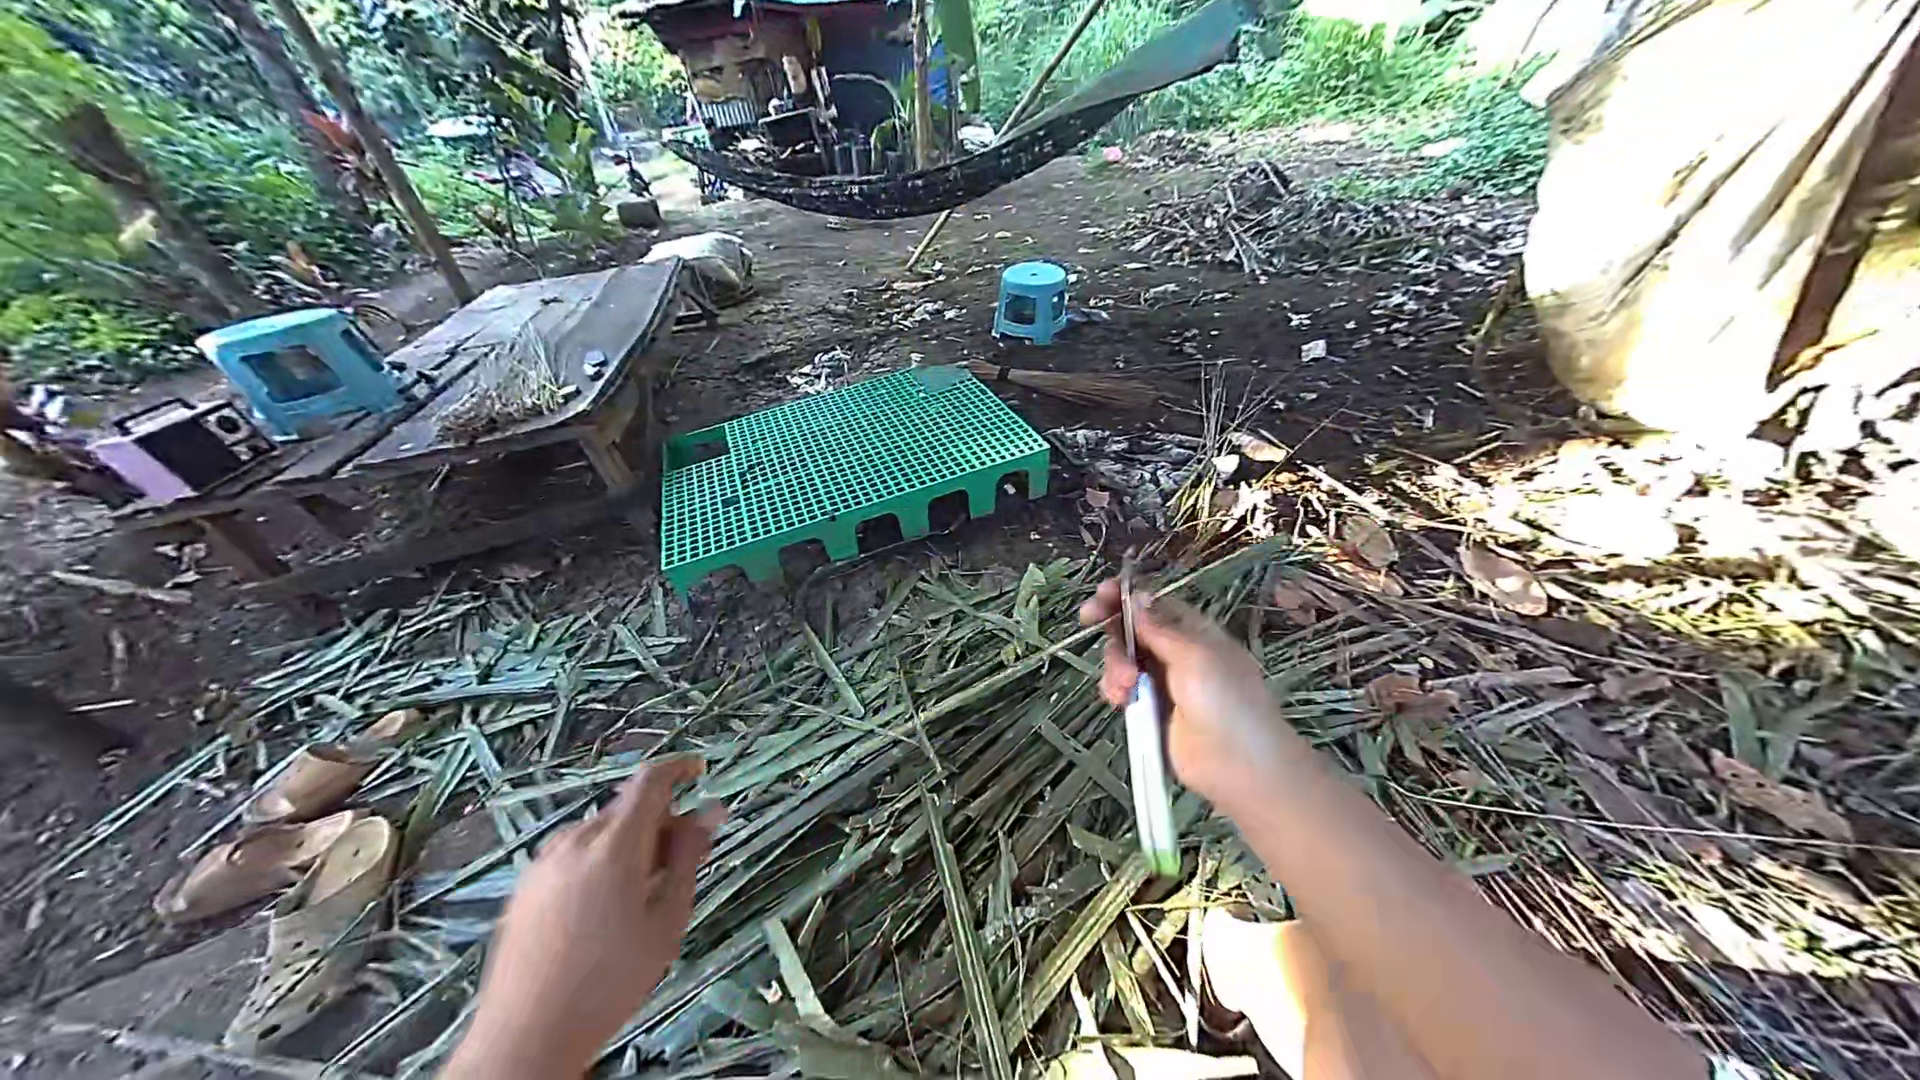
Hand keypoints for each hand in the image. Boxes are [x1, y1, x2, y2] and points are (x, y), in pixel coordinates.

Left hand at [444, 756, 722, 1079]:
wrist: (524, 1040)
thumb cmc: (611, 980)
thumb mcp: (667, 918)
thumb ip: (688, 857)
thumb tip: (711, 811)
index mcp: (614, 844)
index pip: (651, 780)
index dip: (679, 767)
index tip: (700, 771)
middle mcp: (576, 840)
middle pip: (629, 808)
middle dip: (661, 821)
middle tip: (682, 859)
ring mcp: (545, 862)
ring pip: (603, 831)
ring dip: (631, 842)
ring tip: (643, 892)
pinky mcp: (526, 885)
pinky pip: (576, 852)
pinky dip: (602, 859)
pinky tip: (604, 907)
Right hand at [1079, 579, 1305, 813]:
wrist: (1238, 765)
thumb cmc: (1225, 701)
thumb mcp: (1194, 655)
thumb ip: (1159, 627)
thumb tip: (1136, 595)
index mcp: (1193, 632)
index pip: (1154, 604)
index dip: (1127, 596)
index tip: (1102, 592)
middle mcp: (1175, 652)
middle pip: (1132, 627)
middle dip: (1112, 624)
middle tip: (1089, 617)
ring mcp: (1160, 682)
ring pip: (1122, 657)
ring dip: (1115, 663)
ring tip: (1125, 684)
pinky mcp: (1148, 709)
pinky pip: (1120, 687)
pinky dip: (1114, 688)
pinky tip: (1120, 699)